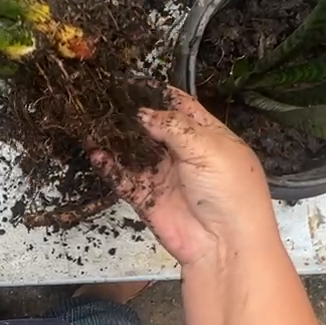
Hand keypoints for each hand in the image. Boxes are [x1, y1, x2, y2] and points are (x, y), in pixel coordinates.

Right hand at [101, 88, 280, 271]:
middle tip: (106, 101)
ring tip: (94, 124)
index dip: (157, 93)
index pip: (179, 106)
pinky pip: (123, 179)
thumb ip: (174, 127)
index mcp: (207, 135)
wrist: (224, 243)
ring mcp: (164, 176)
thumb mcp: (208, 147)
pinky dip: (109, 167)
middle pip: (151, 127)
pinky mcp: (148, 198)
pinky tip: (97, 154)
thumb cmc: (232, 194)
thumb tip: (144, 113)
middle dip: (130, 115)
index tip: (133, 81)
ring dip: (115, 140)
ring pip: (133, 152)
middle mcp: (184, 154)